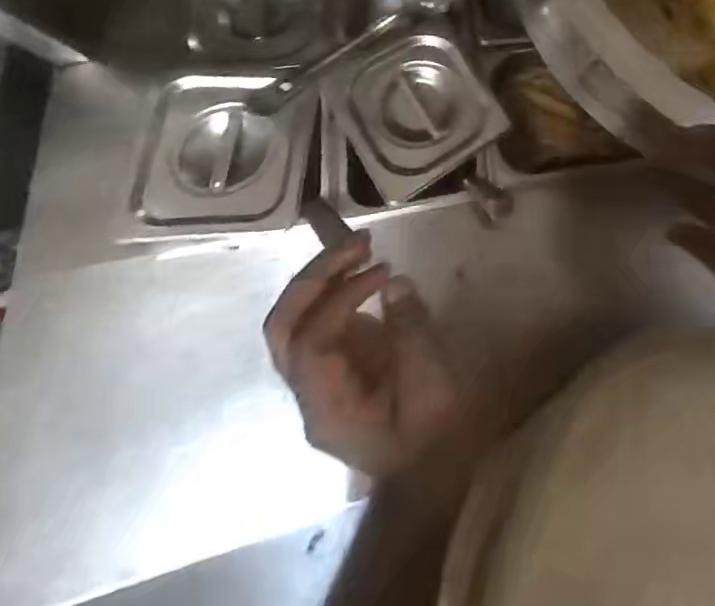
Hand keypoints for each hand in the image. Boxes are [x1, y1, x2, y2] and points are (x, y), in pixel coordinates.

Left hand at [265, 201, 460, 477]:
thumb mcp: (432, 387)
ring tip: (361, 246)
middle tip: (358, 244)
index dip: (339, 301)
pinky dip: (335, 290)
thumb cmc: (431, 435)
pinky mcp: (331, 363)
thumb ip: (411, 334)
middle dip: (314, 278)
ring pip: (292, 322)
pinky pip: (316, 321)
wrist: (427, 470)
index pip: (309, 345)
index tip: (381, 272)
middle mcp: (306, 393)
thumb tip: (395, 285)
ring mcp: (314, 377)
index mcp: (325, 408)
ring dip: (321, 279)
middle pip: (283, 328)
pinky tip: (364, 269)